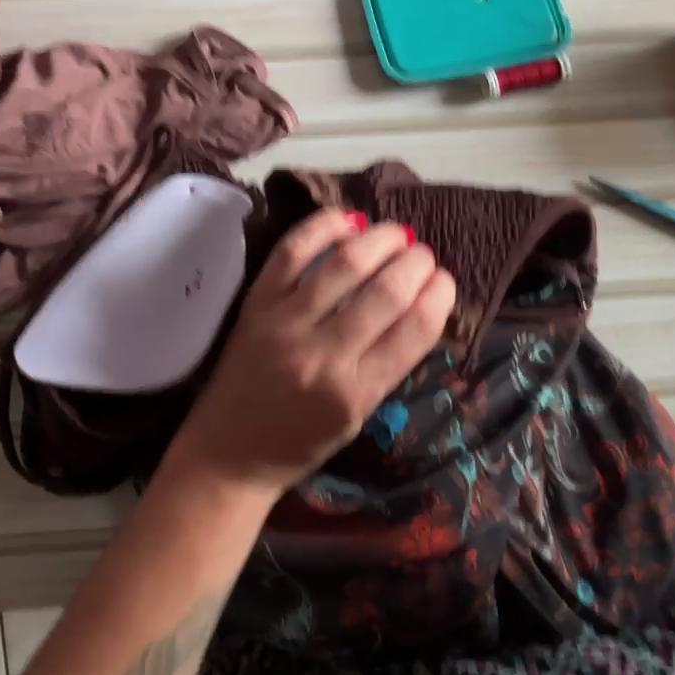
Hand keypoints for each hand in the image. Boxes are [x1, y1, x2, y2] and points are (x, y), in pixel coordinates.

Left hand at [166, 210, 456, 496]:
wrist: (229, 451)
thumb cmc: (302, 440)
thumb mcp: (359, 415)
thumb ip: (389, 362)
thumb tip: (421, 301)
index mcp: (356, 393)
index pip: (414, 330)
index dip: (440, 295)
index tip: (445, 280)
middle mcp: (323, 356)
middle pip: (386, 292)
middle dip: (416, 263)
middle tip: (423, 255)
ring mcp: (286, 325)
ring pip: (345, 264)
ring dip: (380, 239)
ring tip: (396, 234)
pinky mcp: (257, 304)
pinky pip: (293, 253)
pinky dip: (324, 228)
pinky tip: (348, 222)